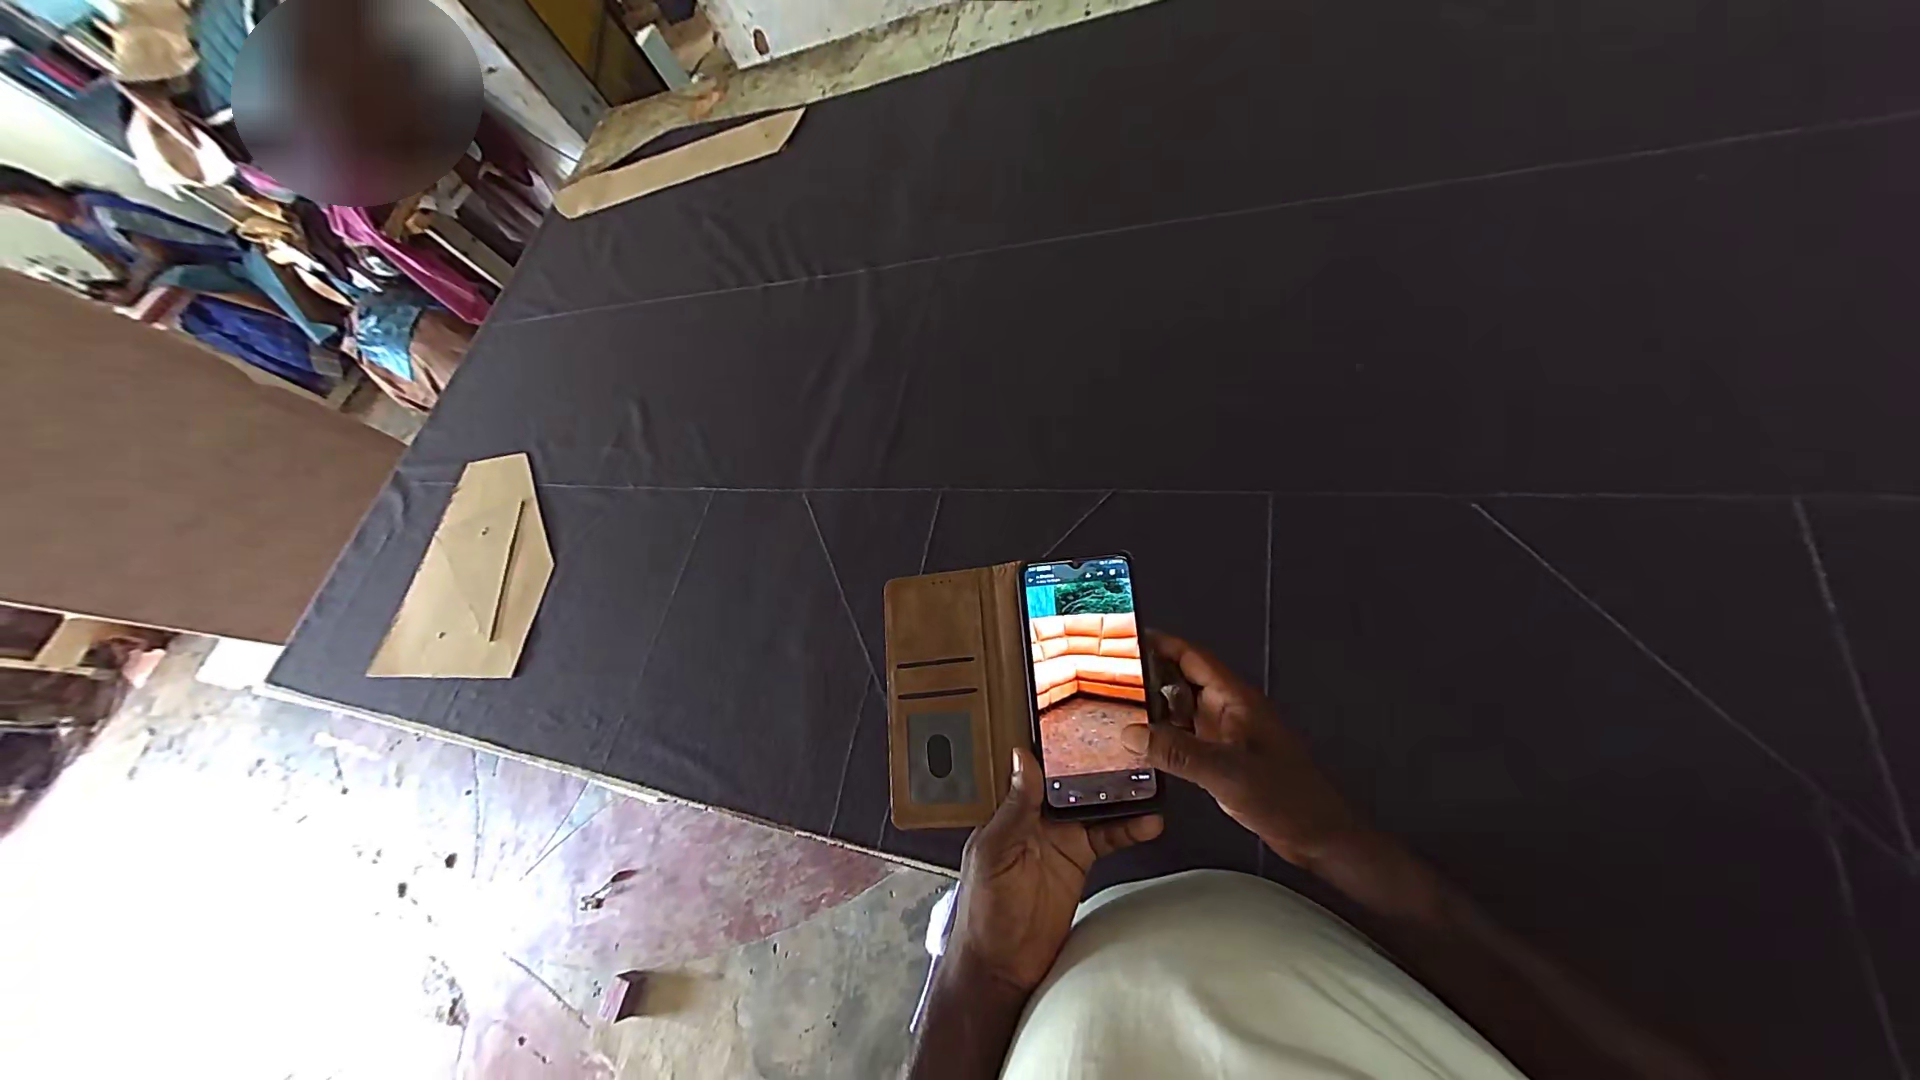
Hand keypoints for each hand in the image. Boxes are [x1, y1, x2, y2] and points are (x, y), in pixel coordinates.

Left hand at [946, 747, 1162, 992]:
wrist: (1002, 966)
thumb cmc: (983, 908)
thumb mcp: (994, 852)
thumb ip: (1014, 807)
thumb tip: (1023, 758)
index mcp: (1013, 808)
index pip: (1039, 768)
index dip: (1059, 748)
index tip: (1083, 727)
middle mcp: (1038, 817)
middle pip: (1072, 782)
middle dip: (1096, 766)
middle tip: (1126, 749)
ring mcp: (1061, 838)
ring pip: (1095, 806)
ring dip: (1119, 795)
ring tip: (1145, 780)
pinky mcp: (1080, 860)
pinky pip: (1108, 837)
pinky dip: (1129, 829)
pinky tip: (1148, 823)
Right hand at [1121, 632, 1363, 869]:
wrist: (1320, 838)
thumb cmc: (1286, 797)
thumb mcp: (1227, 771)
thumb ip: (1177, 751)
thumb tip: (1130, 734)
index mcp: (1234, 698)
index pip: (1192, 656)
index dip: (1161, 643)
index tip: (1127, 638)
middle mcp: (1226, 709)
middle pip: (1180, 679)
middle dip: (1147, 674)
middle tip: (1108, 676)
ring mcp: (1223, 732)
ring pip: (1179, 708)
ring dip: (1151, 707)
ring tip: (1115, 707)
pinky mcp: (1220, 756)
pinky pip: (1182, 735)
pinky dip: (1161, 734)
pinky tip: (1140, 744)